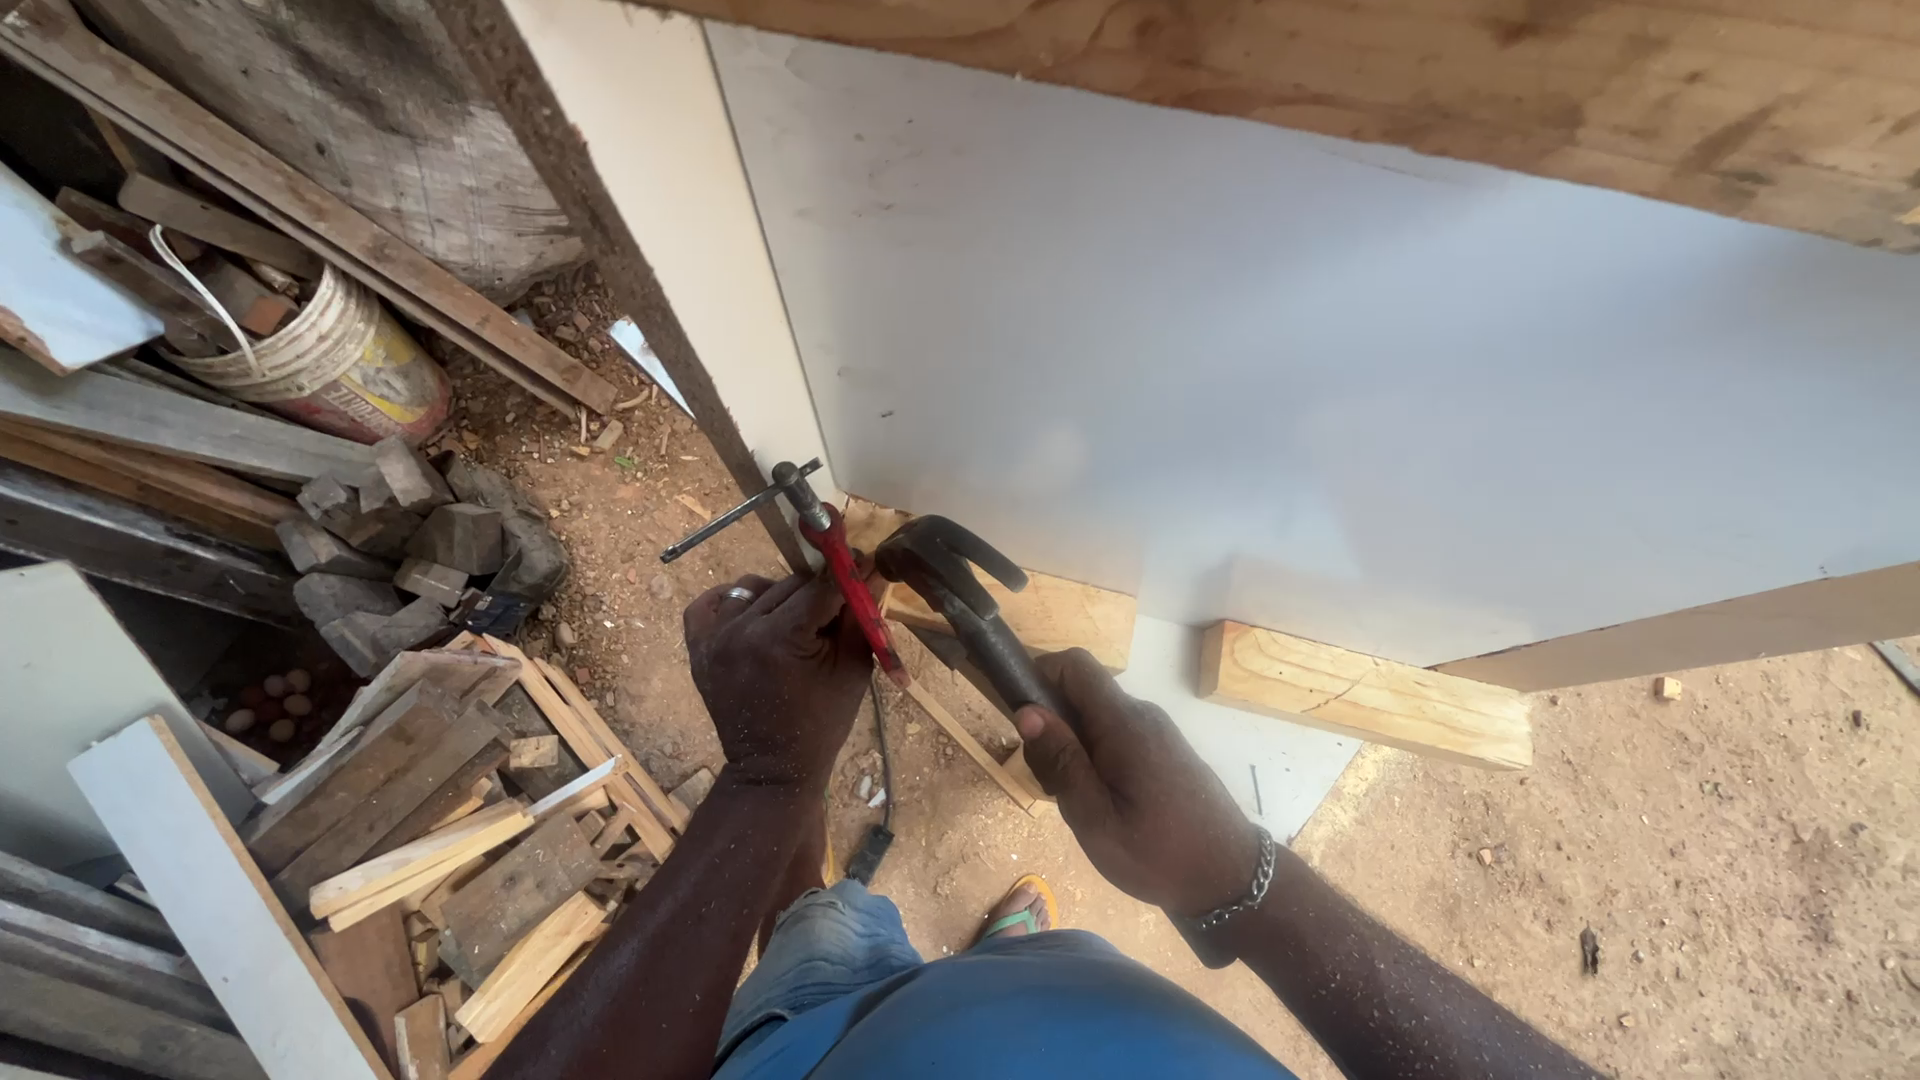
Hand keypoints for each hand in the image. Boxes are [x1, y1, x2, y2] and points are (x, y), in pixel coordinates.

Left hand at [683, 568, 873, 786]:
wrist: (773, 768)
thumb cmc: (822, 722)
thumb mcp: (853, 669)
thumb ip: (861, 616)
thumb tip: (871, 569)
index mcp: (781, 639)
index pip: (819, 587)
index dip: (845, 576)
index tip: (863, 562)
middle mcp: (741, 631)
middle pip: (789, 584)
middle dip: (816, 593)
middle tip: (834, 610)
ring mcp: (714, 639)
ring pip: (754, 587)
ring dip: (779, 595)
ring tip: (795, 620)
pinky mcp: (698, 649)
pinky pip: (709, 604)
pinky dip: (732, 601)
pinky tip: (753, 613)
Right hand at [1016, 649, 1260, 916]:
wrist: (1233, 882)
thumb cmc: (1159, 856)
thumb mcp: (1095, 819)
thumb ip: (1061, 761)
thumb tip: (1027, 711)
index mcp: (1125, 724)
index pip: (1075, 664)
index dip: (1040, 676)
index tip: (1024, 721)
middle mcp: (1142, 715)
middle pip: (1080, 694)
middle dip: (1053, 728)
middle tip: (1052, 784)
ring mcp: (1157, 732)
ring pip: (1096, 719)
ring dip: (1073, 750)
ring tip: (1080, 805)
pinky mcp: (1164, 750)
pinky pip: (1116, 736)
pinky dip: (1096, 759)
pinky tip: (1104, 806)